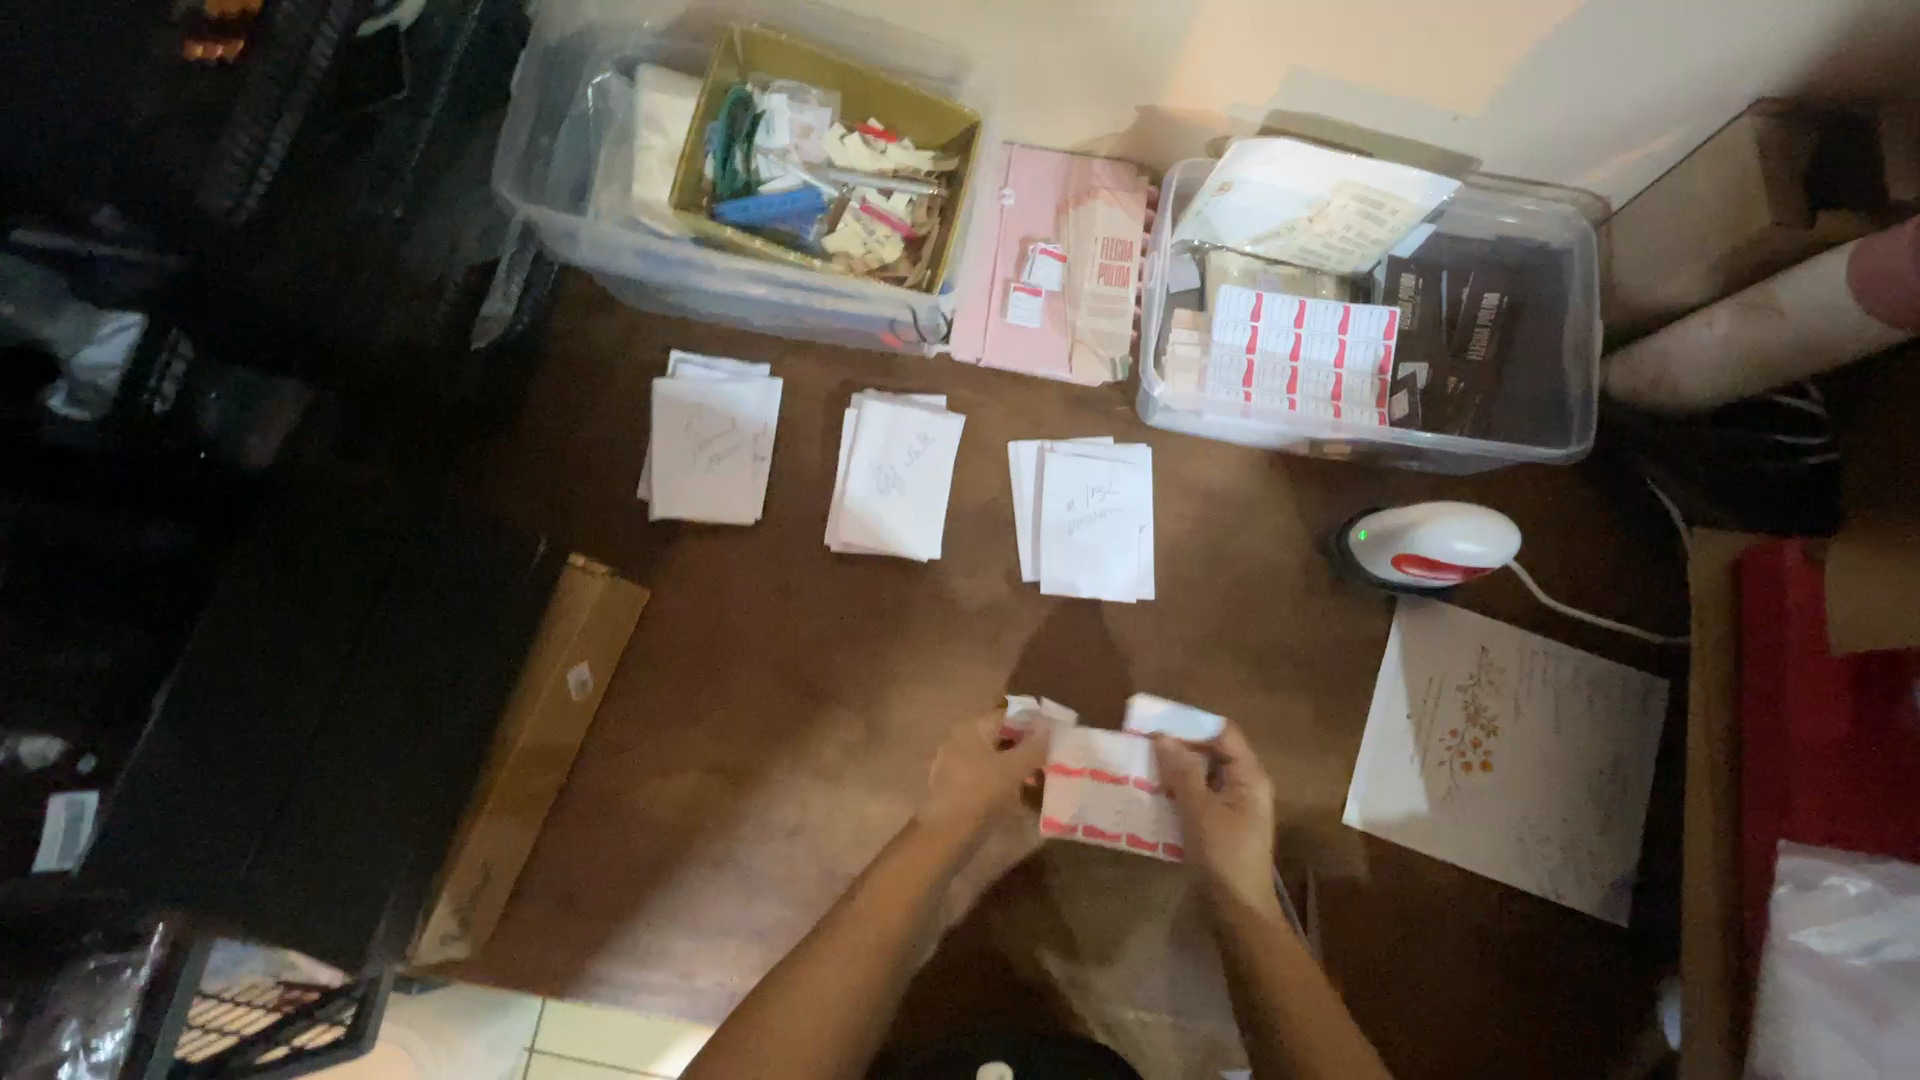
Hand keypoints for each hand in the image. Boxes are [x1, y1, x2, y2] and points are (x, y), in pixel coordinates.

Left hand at [915, 711, 1051, 842]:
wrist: (946, 833)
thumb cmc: (980, 792)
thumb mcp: (1013, 769)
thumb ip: (1033, 747)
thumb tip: (1048, 727)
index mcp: (971, 728)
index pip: (1007, 715)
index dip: (1032, 722)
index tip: (1054, 735)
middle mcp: (961, 740)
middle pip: (1000, 735)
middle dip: (1025, 746)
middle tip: (1050, 758)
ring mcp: (956, 763)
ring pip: (994, 757)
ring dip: (1016, 765)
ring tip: (1038, 779)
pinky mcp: (958, 786)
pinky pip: (986, 774)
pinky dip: (1003, 779)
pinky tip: (1019, 793)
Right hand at [1155, 721, 1280, 917]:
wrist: (1237, 911)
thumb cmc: (1224, 856)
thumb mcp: (1199, 810)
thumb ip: (1182, 771)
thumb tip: (1163, 735)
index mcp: (1249, 776)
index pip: (1223, 733)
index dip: (1192, 723)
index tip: (1158, 721)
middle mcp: (1244, 785)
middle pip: (1211, 751)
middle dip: (1178, 744)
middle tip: (1142, 741)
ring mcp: (1232, 805)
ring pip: (1201, 773)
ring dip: (1174, 767)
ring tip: (1141, 762)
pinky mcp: (1219, 822)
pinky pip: (1196, 794)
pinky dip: (1176, 789)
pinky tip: (1151, 791)